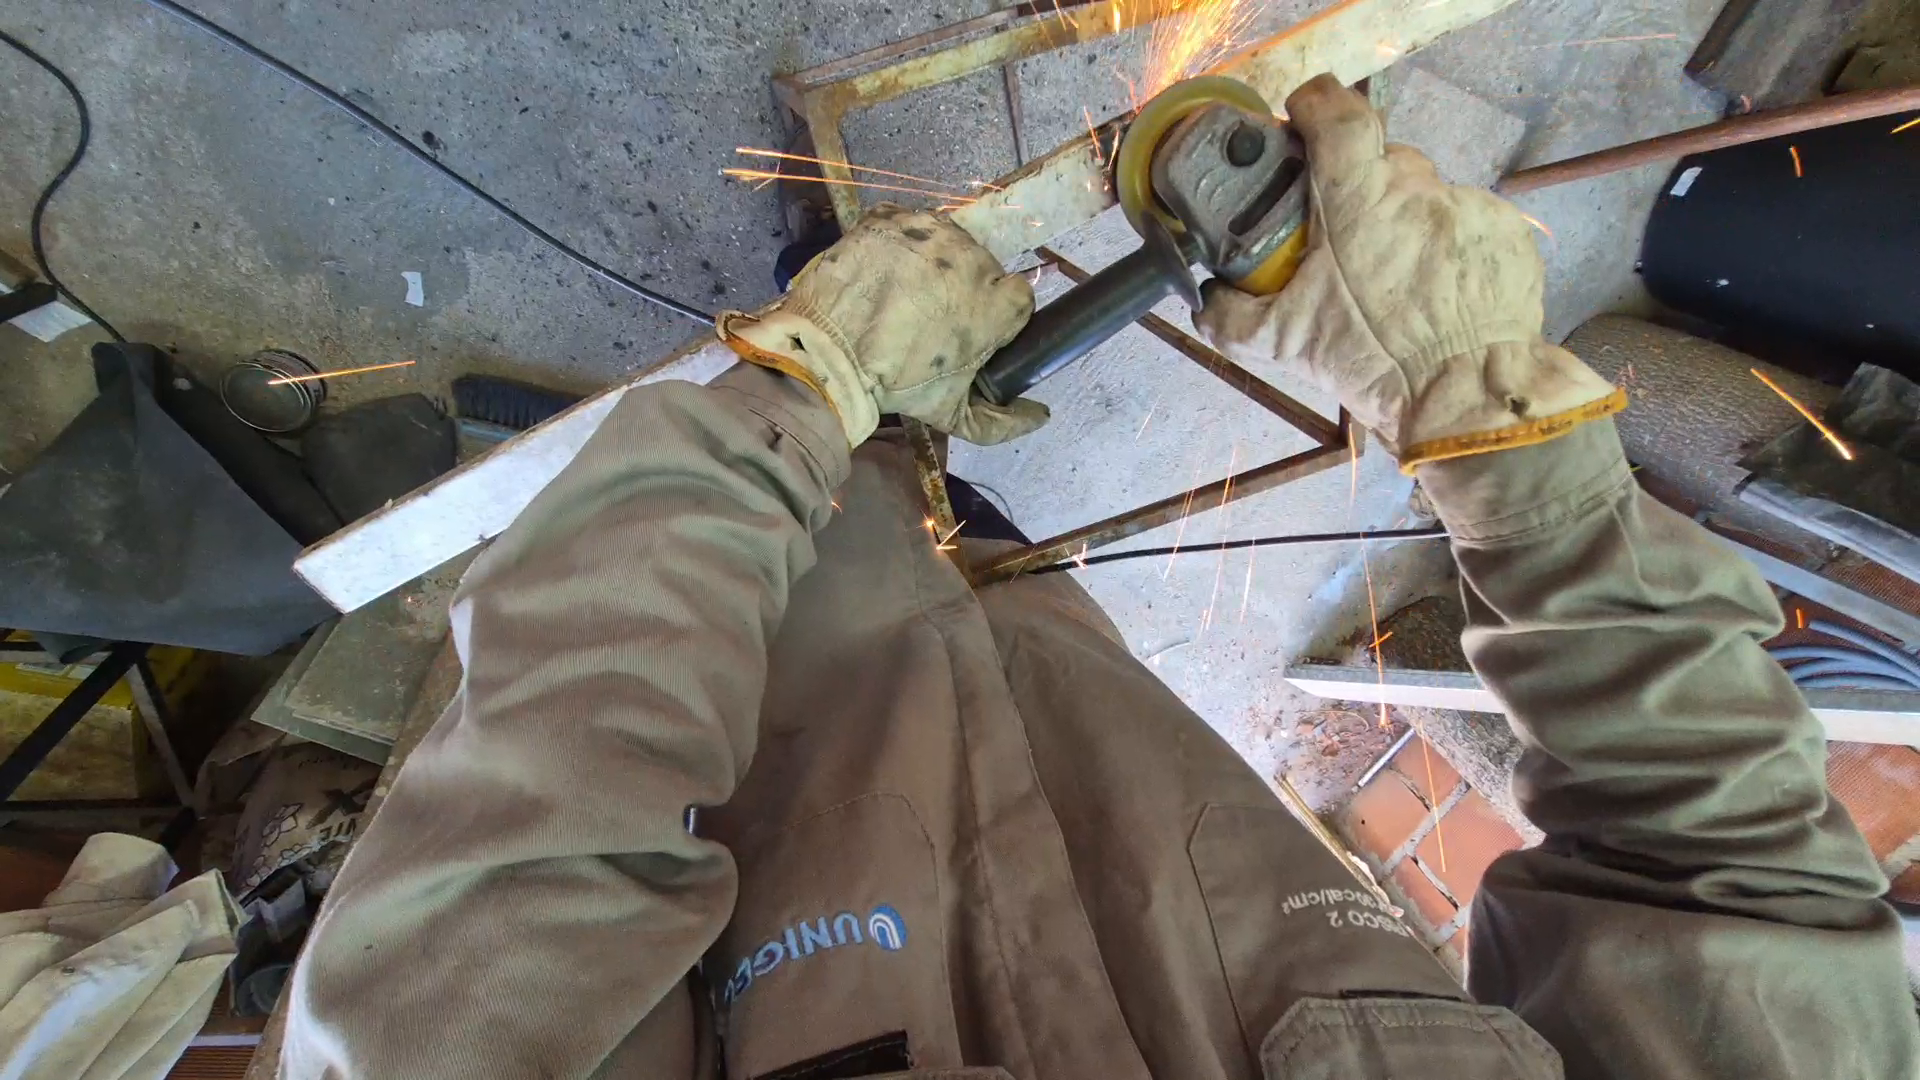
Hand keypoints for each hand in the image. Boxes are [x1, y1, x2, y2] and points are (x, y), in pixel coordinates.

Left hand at [717, 205, 1043, 445]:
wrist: (828, 356)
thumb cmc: (897, 385)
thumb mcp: (953, 414)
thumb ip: (1004, 422)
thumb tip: (1041, 416)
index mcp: (999, 302)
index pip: (1014, 299)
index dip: (991, 317)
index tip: (965, 334)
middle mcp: (974, 257)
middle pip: (981, 269)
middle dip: (960, 292)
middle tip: (926, 320)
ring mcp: (932, 231)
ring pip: (946, 245)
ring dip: (930, 266)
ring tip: (900, 297)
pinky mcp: (893, 216)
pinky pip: (906, 227)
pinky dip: (897, 247)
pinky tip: (881, 275)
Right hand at [1193, 74, 1623, 470]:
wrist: (1462, 392)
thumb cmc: (1370, 360)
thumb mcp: (1284, 345)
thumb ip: (1229, 319)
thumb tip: (1203, 301)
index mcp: (1360, 204)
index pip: (1336, 117)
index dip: (1312, 107)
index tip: (1300, 118)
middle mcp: (1418, 191)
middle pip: (1377, 162)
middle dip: (1352, 189)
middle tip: (1334, 236)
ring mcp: (1468, 207)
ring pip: (1420, 196)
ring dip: (1397, 223)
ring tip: (1386, 279)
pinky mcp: (1504, 232)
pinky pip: (1461, 223)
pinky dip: (1438, 247)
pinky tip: (1427, 290)